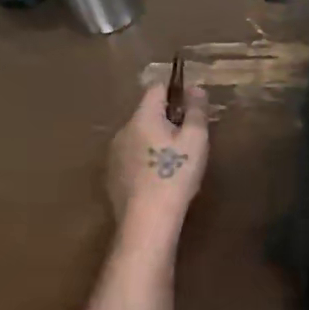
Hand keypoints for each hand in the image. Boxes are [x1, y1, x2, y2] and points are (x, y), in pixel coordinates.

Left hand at [108, 81, 209, 243]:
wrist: (147, 222)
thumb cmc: (175, 174)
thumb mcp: (196, 140)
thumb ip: (196, 110)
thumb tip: (194, 87)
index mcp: (143, 116)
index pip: (157, 88)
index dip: (175, 91)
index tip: (191, 107)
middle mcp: (123, 130)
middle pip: (147, 113)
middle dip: (167, 120)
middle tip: (188, 140)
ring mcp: (114, 154)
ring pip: (138, 136)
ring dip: (155, 141)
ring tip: (174, 162)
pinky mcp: (111, 177)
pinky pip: (131, 157)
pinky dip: (144, 160)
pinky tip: (157, 180)